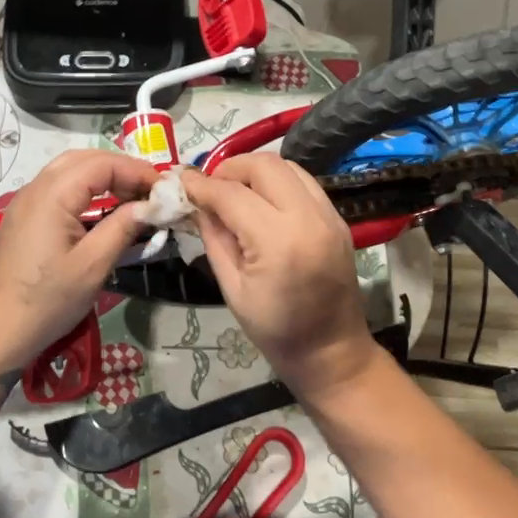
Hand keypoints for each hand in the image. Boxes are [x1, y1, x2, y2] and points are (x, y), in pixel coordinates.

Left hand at [0, 150, 159, 367]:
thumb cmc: (47, 301)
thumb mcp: (93, 265)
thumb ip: (123, 227)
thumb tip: (150, 205)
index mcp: (52, 194)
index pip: (102, 164)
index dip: (137, 171)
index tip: (164, 190)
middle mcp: (35, 188)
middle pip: (84, 159)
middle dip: (120, 169)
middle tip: (149, 191)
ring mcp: (24, 202)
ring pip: (69, 170)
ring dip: (102, 177)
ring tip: (131, 199)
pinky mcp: (22, 218)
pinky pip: (57, 188)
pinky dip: (84, 189)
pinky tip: (101, 212)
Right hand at [180, 155, 377, 399]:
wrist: (331, 351)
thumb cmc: (275, 330)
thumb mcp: (232, 288)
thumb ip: (213, 238)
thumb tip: (196, 203)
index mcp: (277, 241)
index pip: (231, 194)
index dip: (201, 185)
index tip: (180, 181)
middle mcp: (307, 217)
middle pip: (264, 165)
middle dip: (230, 168)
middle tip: (210, 187)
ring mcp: (328, 215)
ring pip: (287, 166)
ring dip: (255, 170)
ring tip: (235, 191)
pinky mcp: (337, 218)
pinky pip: (304, 182)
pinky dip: (279, 181)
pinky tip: (262, 201)